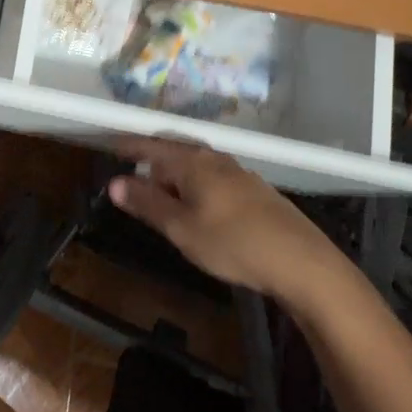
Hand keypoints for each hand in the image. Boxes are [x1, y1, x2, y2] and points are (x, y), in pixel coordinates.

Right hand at [106, 137, 343, 298]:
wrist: (305, 265)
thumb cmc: (234, 244)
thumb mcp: (181, 228)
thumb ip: (146, 204)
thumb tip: (114, 183)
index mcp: (192, 163)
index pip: (150, 145)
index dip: (127, 146)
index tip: (106, 146)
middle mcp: (216, 160)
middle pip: (175, 151)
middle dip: (151, 160)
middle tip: (131, 176)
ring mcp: (240, 175)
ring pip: (196, 166)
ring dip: (175, 176)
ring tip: (163, 198)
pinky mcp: (257, 193)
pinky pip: (214, 178)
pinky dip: (196, 186)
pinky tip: (199, 209)